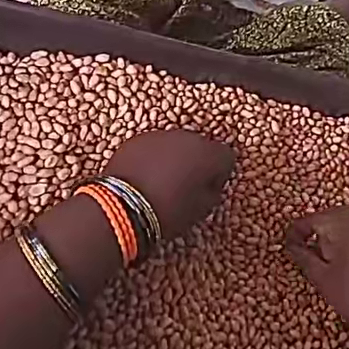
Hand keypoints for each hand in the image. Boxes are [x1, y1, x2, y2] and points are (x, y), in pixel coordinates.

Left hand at [103, 130, 234, 240]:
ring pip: (176, 145)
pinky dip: (153, 158)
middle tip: (187, 187)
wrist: (122, 207)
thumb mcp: (200, 210)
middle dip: (197, 163)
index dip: (220, 174)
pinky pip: (153, 147)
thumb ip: (212, 191)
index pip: (226, 157)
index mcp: (208, 154)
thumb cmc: (167, 212)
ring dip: (174, 159)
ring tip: (163, 184)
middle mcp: (186, 138)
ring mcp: (160, 136)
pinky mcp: (137, 140)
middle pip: (200, 147)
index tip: (211, 188)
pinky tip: (146, 178)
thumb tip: (209, 185)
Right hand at [285, 209, 348, 340]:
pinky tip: (345, 260)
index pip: (309, 219)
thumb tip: (292, 245)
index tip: (288, 245)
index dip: (295, 233)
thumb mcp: (322, 278)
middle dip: (314, 231)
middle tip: (303, 250)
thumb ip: (303, 255)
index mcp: (342, 222)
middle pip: (328, 216)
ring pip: (346, 223)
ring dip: (332, 235)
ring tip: (324, 257)